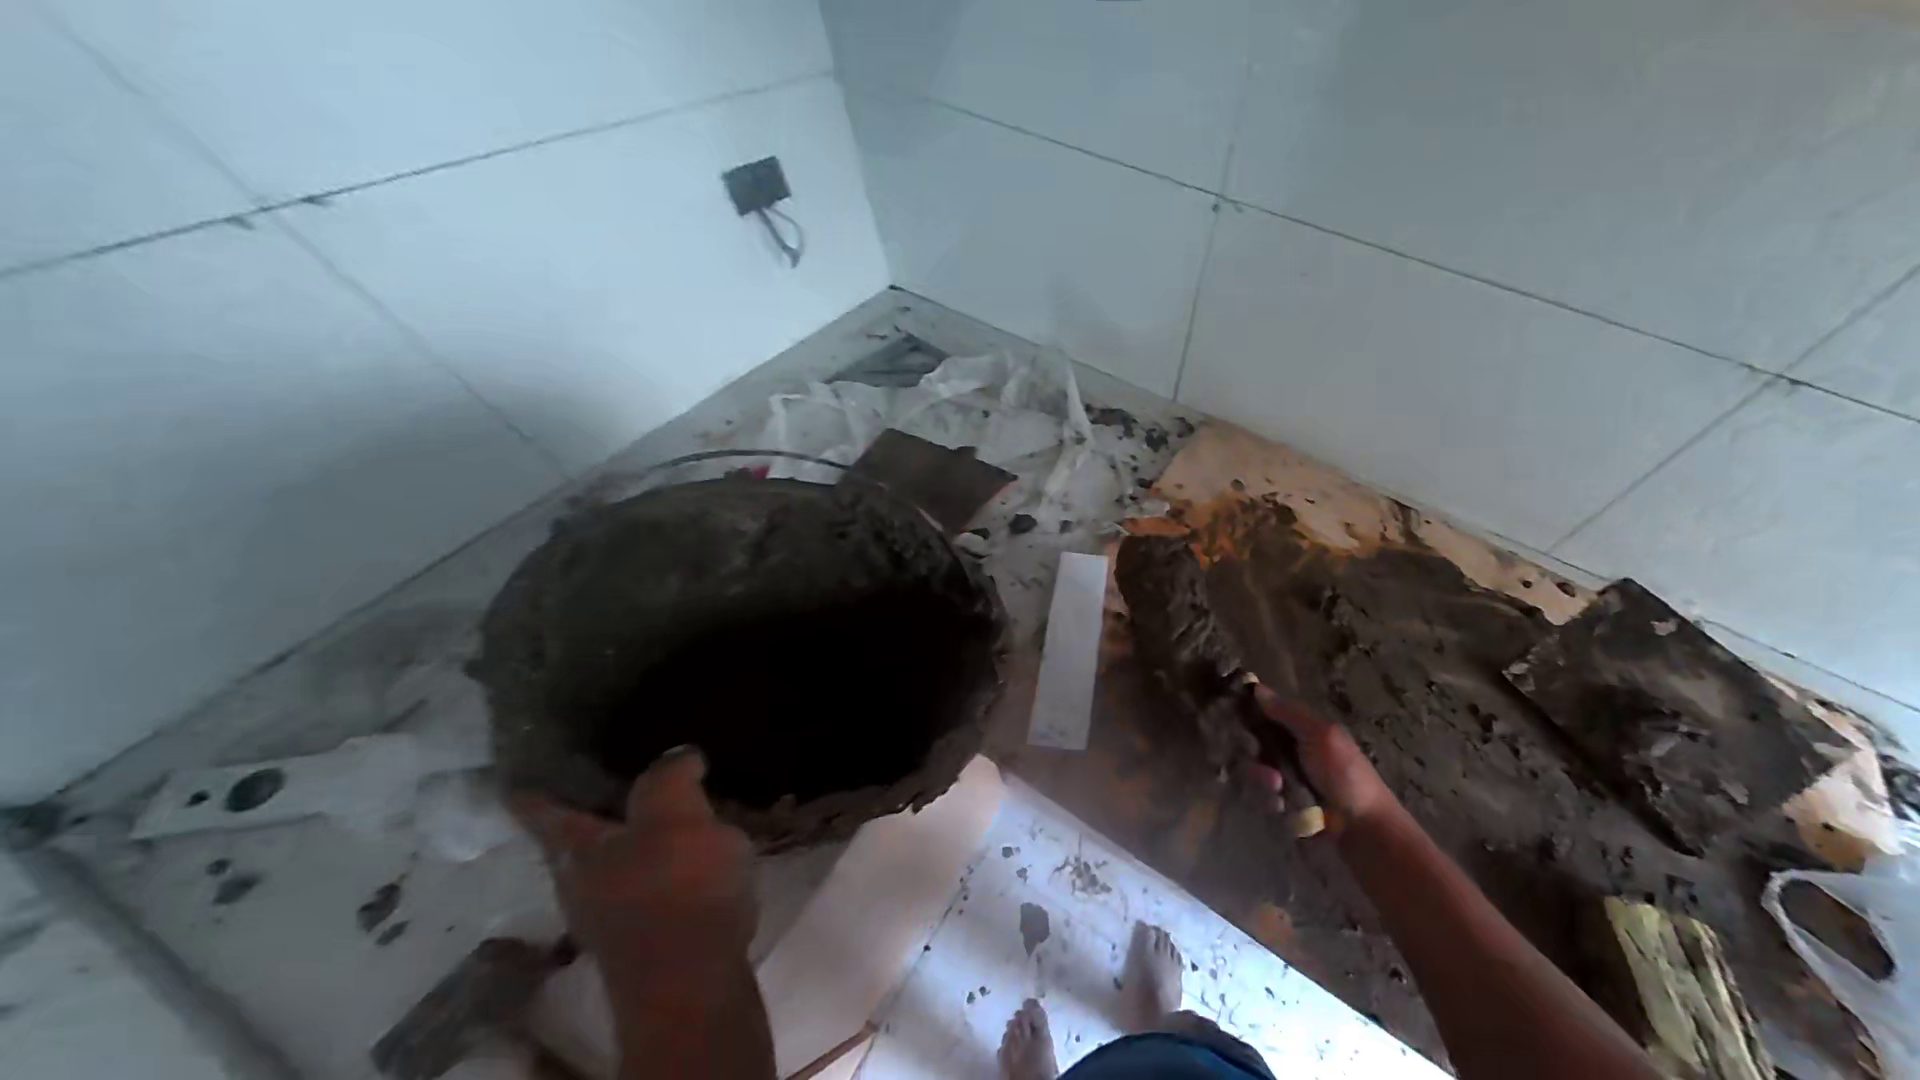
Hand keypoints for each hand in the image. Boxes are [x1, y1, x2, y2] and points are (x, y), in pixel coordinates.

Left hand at [515, 747, 755, 984]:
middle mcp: (584, 887)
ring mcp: (612, 921)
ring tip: (658, 823)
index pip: (548, 815)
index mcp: (580, 851)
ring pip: (614, 872)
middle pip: (575, 848)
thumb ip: (670, 777)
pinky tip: (689, 863)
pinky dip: (661, 873)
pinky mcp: (647, 942)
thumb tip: (677, 755)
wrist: (693, 979)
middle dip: (585, 824)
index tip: (515, 785)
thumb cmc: (676, 886)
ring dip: (630, 849)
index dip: (534, 798)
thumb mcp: (675, 813)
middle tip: (602, 793)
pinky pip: (648, 892)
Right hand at [1249, 684, 1398, 830]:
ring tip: (1278, 788)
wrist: (1364, 828)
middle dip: (1251, 750)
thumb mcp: (1322, 735)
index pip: (1263, 713)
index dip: (1246, 714)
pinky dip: (1268, 799)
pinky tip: (1282, 804)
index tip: (1232, 716)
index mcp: (1301, 730)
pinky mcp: (1280, 804)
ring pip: (1252, 769)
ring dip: (1261, 777)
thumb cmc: (1346, 775)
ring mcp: (1283, 779)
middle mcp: (1288, 751)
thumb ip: (1289, 713)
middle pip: (1251, 742)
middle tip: (1257, 756)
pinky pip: (1259, 796)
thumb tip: (1256, 688)